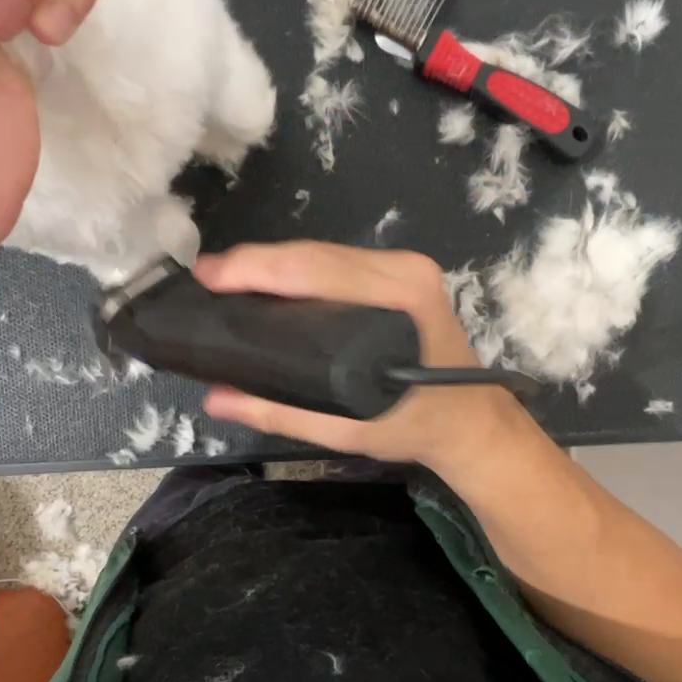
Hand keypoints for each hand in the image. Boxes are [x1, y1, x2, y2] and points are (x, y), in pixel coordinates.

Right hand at [198, 242, 538, 475]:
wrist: (473, 423)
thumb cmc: (416, 427)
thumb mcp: (347, 430)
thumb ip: (280, 412)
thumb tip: (216, 397)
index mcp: (398, 301)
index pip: (314, 270)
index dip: (256, 269)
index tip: (208, 275)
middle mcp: (405, 271)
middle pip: (316, 254)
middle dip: (258, 263)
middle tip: (209, 278)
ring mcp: (408, 267)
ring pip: (326, 252)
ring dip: (278, 264)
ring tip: (232, 280)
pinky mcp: (406, 272)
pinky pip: (342, 261)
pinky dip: (303, 270)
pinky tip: (273, 284)